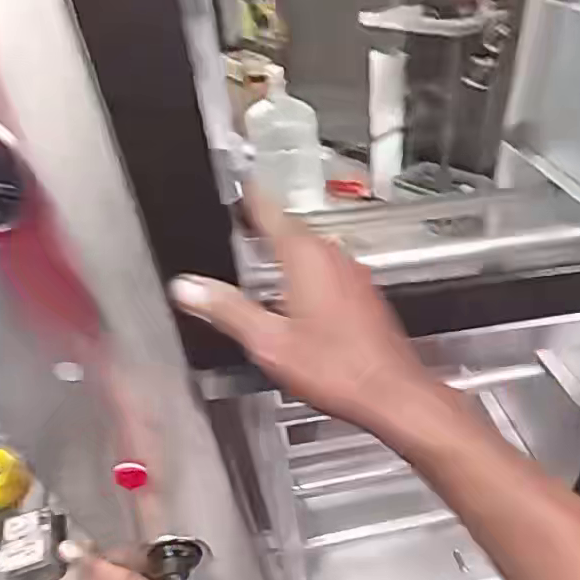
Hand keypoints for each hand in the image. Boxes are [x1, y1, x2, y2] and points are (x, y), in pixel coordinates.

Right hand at [168, 192, 437, 433]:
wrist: (391, 393)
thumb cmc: (339, 370)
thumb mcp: (269, 342)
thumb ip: (226, 310)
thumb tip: (188, 288)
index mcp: (306, 256)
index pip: (267, 208)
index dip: (245, 196)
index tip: (232, 187)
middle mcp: (334, 258)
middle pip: (290, 230)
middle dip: (262, 230)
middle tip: (238, 229)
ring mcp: (354, 277)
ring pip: (312, 254)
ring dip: (286, 258)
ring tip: (260, 268)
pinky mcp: (365, 298)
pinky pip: (330, 276)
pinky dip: (308, 280)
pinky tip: (298, 304)